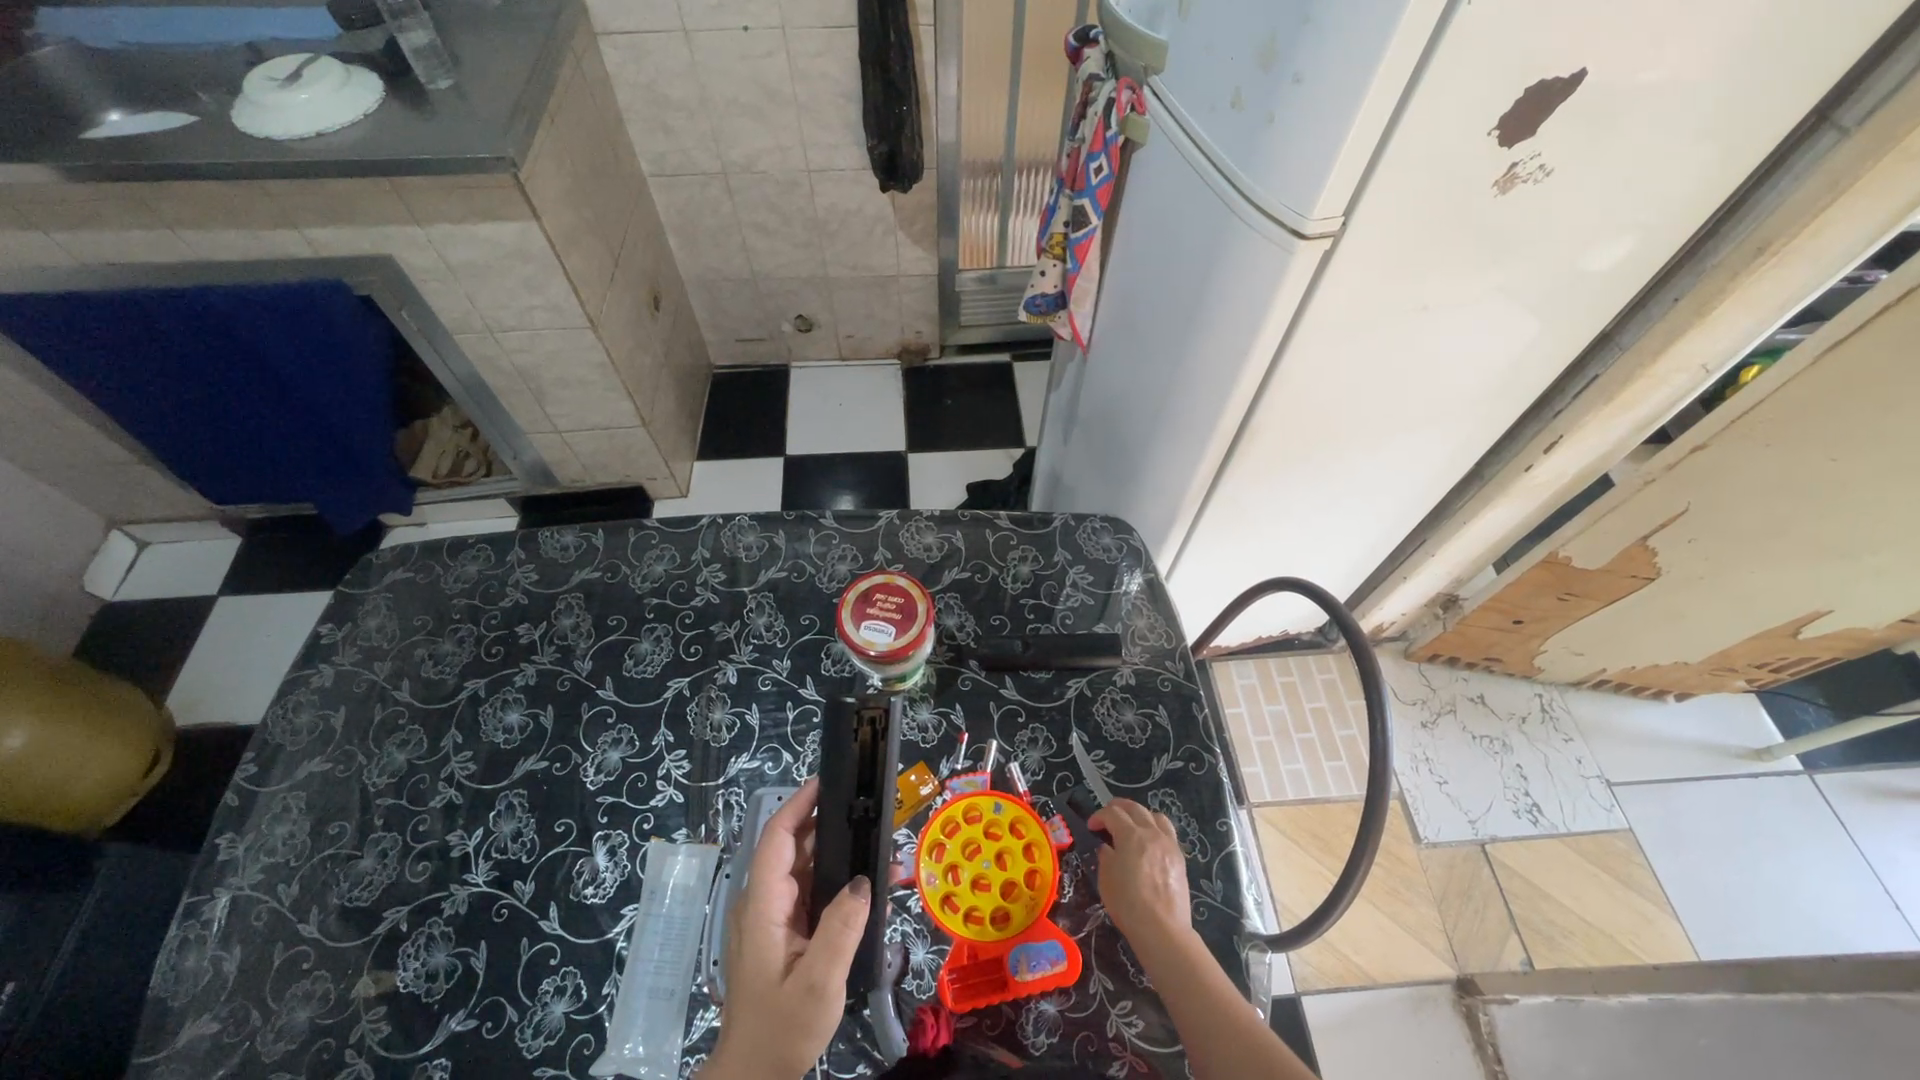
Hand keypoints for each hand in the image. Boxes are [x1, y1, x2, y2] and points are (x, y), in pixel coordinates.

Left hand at [705, 778, 870, 1079]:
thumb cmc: (781, 1027)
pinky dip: (837, 885)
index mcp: (763, 907)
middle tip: (873, 815)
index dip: (799, 806)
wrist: (754, 1072)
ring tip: (882, 850)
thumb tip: (865, 879)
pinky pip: (809, 896)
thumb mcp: (819, 981)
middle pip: (793, 849)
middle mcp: (762, 904)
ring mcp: (771, 920)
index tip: (827, 781)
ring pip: (805, 873)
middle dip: (831, 828)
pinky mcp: (782, 935)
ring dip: (839, 858)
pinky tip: (868, 888)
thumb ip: (842, 927)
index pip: (776, 839)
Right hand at [1088, 798, 1192, 953]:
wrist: (1161, 928)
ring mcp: (1169, 844)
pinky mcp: (1179, 857)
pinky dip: (1155, 828)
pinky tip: (1149, 842)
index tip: (1091, 827)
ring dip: (1139, 814)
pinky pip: (1167, 831)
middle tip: (1107, 817)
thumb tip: (1108, 848)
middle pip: (1135, 808)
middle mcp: (1152, 833)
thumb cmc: (1128, 904)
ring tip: (1131, 825)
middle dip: (1118, 808)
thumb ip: (1106, 856)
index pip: (1112, 813)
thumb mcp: (1106, 879)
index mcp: (1131, 836)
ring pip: (1155, 816)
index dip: (1099, 816)